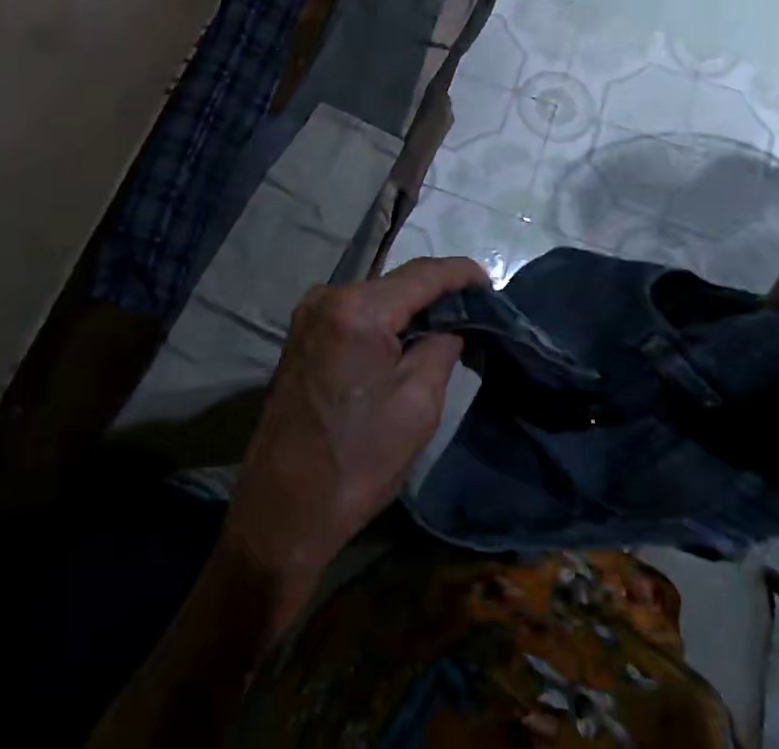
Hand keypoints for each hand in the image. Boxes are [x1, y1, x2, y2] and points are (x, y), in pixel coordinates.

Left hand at [221, 257, 488, 581]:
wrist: (285, 505)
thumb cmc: (358, 459)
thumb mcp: (418, 403)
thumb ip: (441, 345)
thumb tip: (453, 322)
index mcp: (356, 309)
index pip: (423, 273)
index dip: (463, 274)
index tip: (493, 285)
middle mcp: (326, 298)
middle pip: (396, 281)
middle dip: (438, 293)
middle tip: (477, 314)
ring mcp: (308, 315)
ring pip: (375, 296)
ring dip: (410, 308)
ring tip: (448, 328)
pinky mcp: (301, 336)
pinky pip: (353, 314)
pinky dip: (383, 321)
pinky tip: (406, 340)